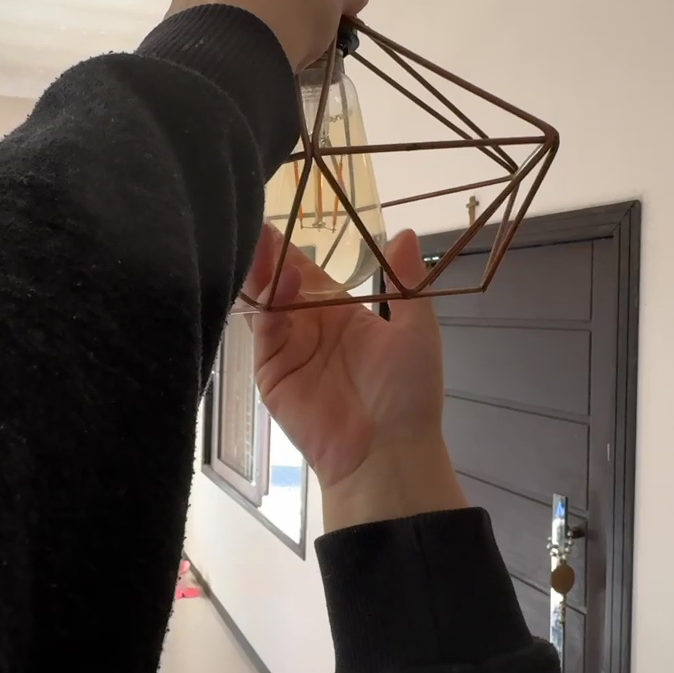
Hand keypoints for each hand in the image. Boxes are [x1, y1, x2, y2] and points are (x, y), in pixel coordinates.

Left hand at [167, 0, 368, 71]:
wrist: (232, 58)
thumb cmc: (281, 7)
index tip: (308, 15)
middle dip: (269, 19)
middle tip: (292, 45)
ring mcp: (180, 11)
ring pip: (223, 27)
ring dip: (246, 43)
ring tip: (270, 67)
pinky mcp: (173, 49)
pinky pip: (208, 54)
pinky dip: (227, 64)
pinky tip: (246, 78)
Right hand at [242, 225, 466, 531]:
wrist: (389, 453)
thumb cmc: (408, 393)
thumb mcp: (416, 330)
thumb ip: (405, 282)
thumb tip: (407, 232)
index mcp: (341, 315)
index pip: (309, 274)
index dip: (293, 250)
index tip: (277, 219)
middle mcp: (309, 328)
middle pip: (279, 285)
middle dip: (267, 257)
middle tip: (256, 227)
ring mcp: (288, 351)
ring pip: (265, 305)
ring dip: (262, 276)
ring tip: (260, 246)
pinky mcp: (272, 374)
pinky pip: (265, 335)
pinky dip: (268, 308)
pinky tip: (280, 284)